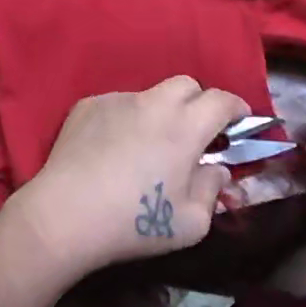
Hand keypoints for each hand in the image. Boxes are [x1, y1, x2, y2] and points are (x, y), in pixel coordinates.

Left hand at [8, 76, 247, 276]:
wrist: (66, 213)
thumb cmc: (135, 221)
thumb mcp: (192, 221)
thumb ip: (212, 189)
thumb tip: (215, 169)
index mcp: (185, 126)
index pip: (221, 100)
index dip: (236, 108)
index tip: (239, 122)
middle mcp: (151, 103)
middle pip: (185, 85)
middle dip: (198, 102)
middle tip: (195, 133)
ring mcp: (115, 100)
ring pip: (148, 95)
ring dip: (158, 112)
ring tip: (147, 146)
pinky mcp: (86, 106)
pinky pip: (116, 105)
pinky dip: (125, 119)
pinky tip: (113, 149)